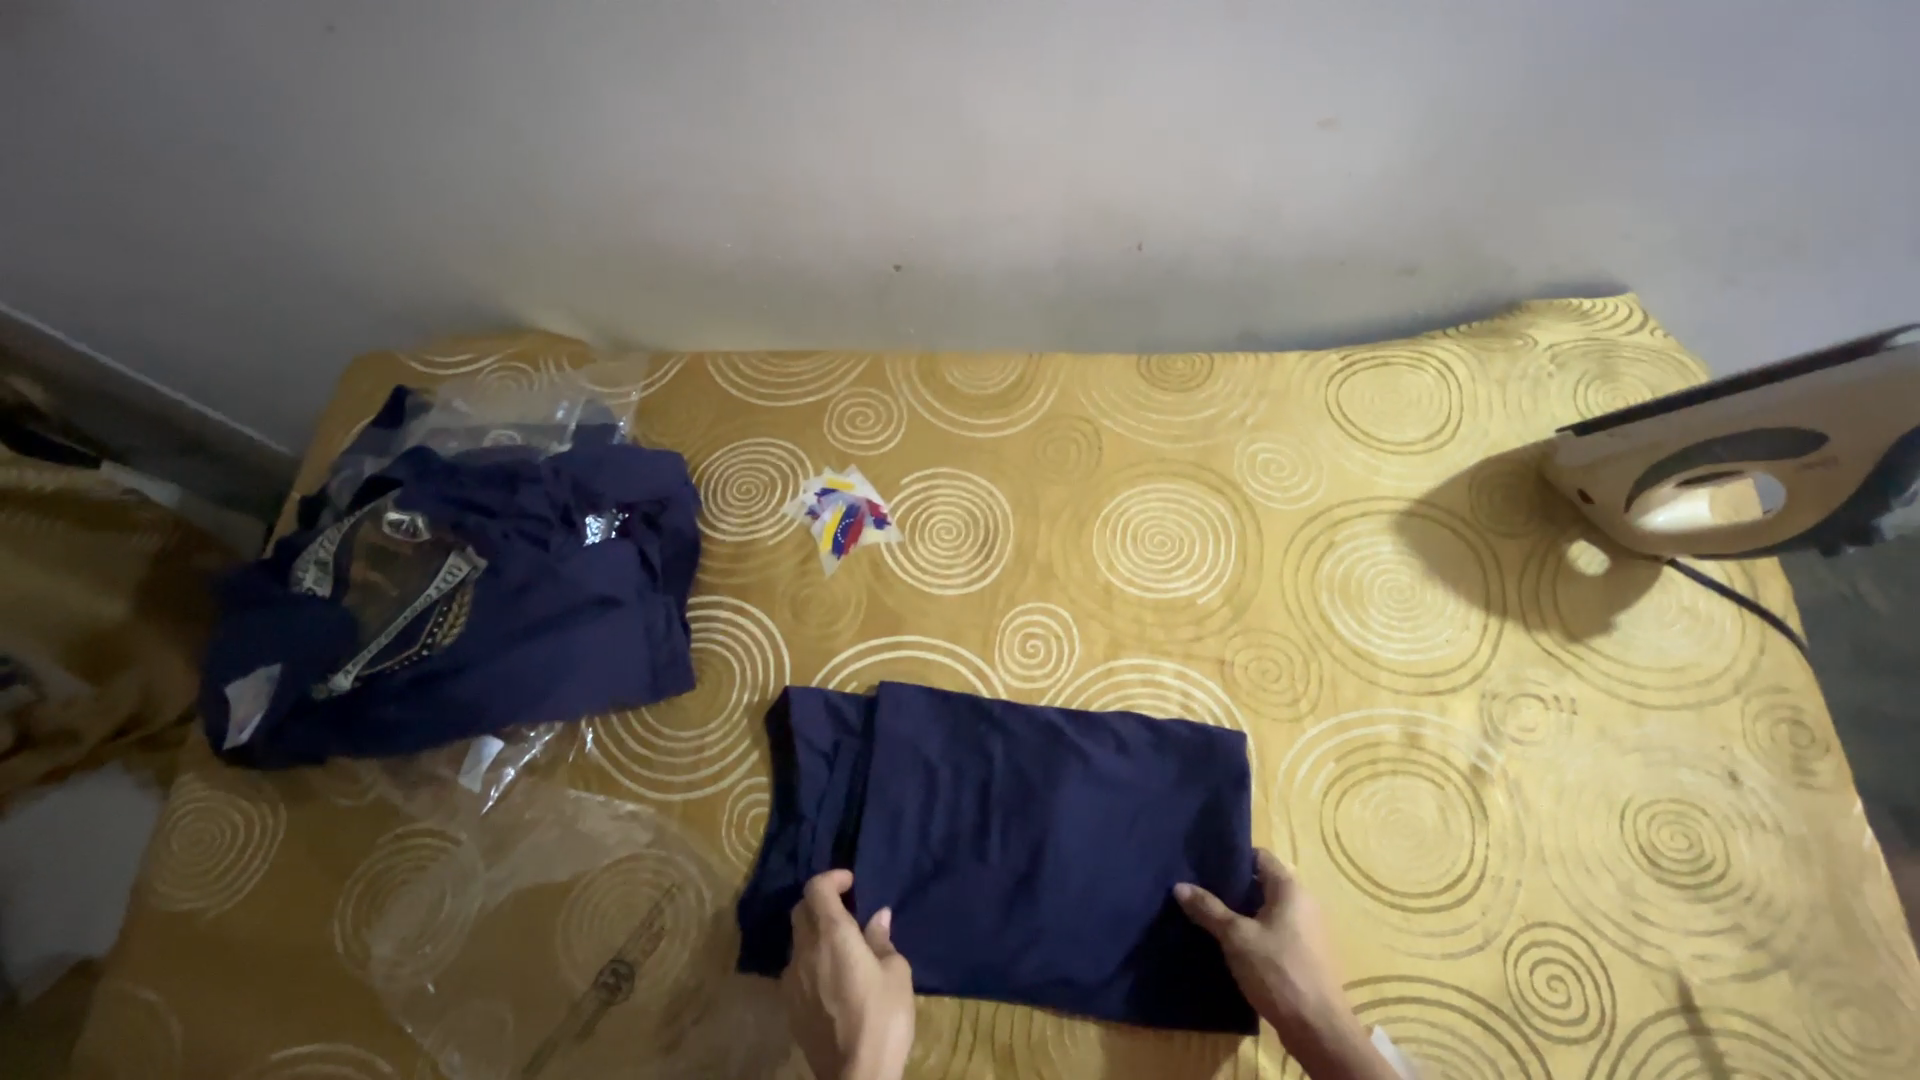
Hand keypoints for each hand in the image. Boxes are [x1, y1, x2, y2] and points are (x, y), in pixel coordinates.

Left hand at [784, 870, 914, 1079]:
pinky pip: (796, 969)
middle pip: (801, 910)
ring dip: (814, 933)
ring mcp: (792, 979)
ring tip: (841, 946)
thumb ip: (881, 940)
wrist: (857, 1074)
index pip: (816, 888)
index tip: (851, 882)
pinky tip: (830, 977)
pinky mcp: (789, 1005)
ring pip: (797, 940)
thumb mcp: (896, 972)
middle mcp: (806, 950)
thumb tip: (877, 917)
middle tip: (846, 910)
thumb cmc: (884, 1016)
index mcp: (833, 934)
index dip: (832, 878)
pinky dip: (810, 960)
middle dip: (821, 902)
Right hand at [1177, 850, 1397, 1079]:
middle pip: (1262, 882)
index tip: (1204, 863)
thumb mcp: (1235, 937)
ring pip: (1267, 909)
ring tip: (1208, 914)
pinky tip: (1229, 942)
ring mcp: (1306, 930)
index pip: (1259, 856)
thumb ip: (1208, 909)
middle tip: (1199, 889)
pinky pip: (1274, 930)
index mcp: (1290, 889)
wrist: (1317, 1029)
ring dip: (1241, 911)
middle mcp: (1303, 903)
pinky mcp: (1304, 954)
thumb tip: (1179, 886)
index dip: (1233, 856)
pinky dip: (1253, 931)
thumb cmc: (1277, 971)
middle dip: (1232, 886)